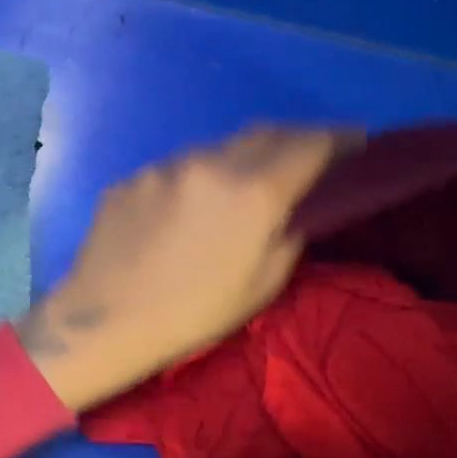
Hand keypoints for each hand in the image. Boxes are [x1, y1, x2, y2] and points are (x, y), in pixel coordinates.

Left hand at [18, 127, 344, 410]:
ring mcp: (157, 170)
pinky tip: (178, 214)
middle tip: (302, 160)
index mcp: (252, 189)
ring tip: (233, 191)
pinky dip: (186, 184)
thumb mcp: (264, 282)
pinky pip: (168, 173)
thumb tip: (290, 209)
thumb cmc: (191, 314)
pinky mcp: (123, 183)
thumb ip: (288, 231)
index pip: (311, 142)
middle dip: (289, 142)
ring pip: (210, 151)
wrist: (102, 322)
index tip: (354, 146)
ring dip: (231, 162)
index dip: (340, 140)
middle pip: (260, 135)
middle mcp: (204, 165)